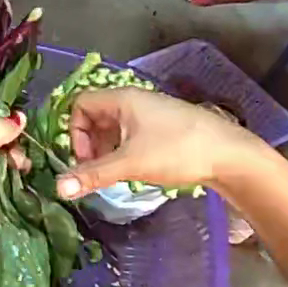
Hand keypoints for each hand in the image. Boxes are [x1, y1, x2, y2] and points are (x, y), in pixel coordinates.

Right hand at [55, 88, 265, 197]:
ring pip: (114, 129)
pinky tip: (134, 171)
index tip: (84, 159)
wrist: (229, 155)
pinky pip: (131, 135)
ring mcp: (151, 114)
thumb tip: (58, 188)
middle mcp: (135, 101)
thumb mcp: (130, 163)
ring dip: (106, 151)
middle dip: (89, 145)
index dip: (75, 131)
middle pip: (95, 117)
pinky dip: (124, 152)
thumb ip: (93, 175)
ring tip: (113, 175)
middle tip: (95, 171)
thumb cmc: (177, 151)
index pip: (80, 104)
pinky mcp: (164, 128)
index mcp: (123, 99)